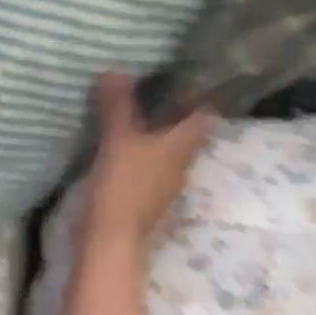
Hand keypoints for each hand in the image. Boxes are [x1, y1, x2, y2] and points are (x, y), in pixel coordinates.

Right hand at [84, 72, 213, 244]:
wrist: (111, 244)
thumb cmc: (122, 188)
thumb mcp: (117, 140)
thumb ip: (118, 105)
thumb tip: (115, 70)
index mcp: (184, 144)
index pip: (204, 112)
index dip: (198, 94)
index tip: (182, 79)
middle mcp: (183, 166)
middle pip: (188, 134)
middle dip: (175, 116)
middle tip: (155, 96)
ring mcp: (167, 190)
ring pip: (170, 156)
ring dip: (159, 141)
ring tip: (138, 123)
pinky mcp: (149, 207)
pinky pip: (153, 175)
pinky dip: (145, 162)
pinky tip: (127, 156)